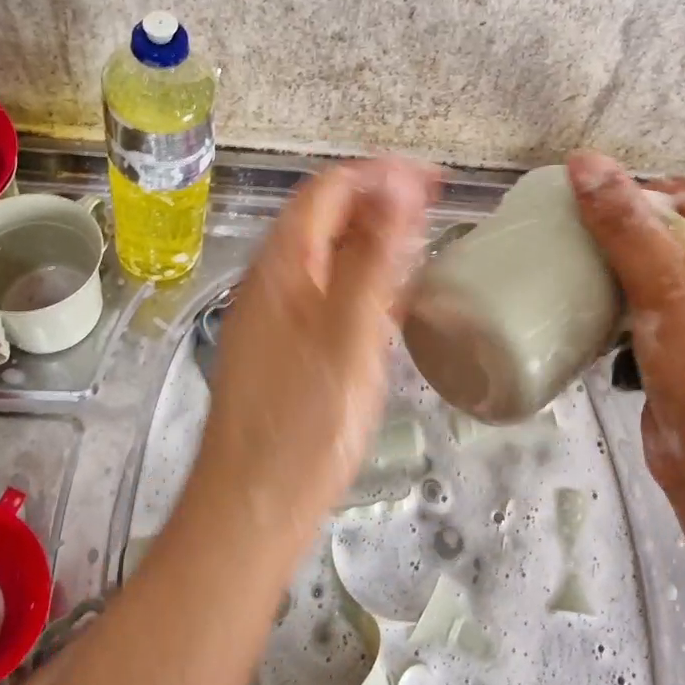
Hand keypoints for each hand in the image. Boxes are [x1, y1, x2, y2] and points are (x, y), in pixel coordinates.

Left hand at [194, 156, 437, 535]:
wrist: (251, 509)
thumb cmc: (303, 425)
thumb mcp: (349, 334)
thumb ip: (375, 258)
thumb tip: (400, 185)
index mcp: (281, 268)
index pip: (327, 191)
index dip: (378, 174)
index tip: (433, 179)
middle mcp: (270, 283)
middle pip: (323, 220)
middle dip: (377, 202)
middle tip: (434, 206)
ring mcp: (273, 318)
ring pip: (324, 258)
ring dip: (370, 241)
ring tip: (420, 244)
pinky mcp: (282, 351)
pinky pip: (323, 295)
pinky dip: (359, 282)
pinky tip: (387, 303)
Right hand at [567, 149, 684, 499]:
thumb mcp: (672, 286)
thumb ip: (625, 224)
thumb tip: (584, 161)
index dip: (643, 190)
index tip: (585, 192)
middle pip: (677, 238)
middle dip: (624, 234)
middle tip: (567, 228)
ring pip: (659, 280)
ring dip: (617, 273)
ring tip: (567, 262)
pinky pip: (650, 318)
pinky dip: (620, 310)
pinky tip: (583, 307)